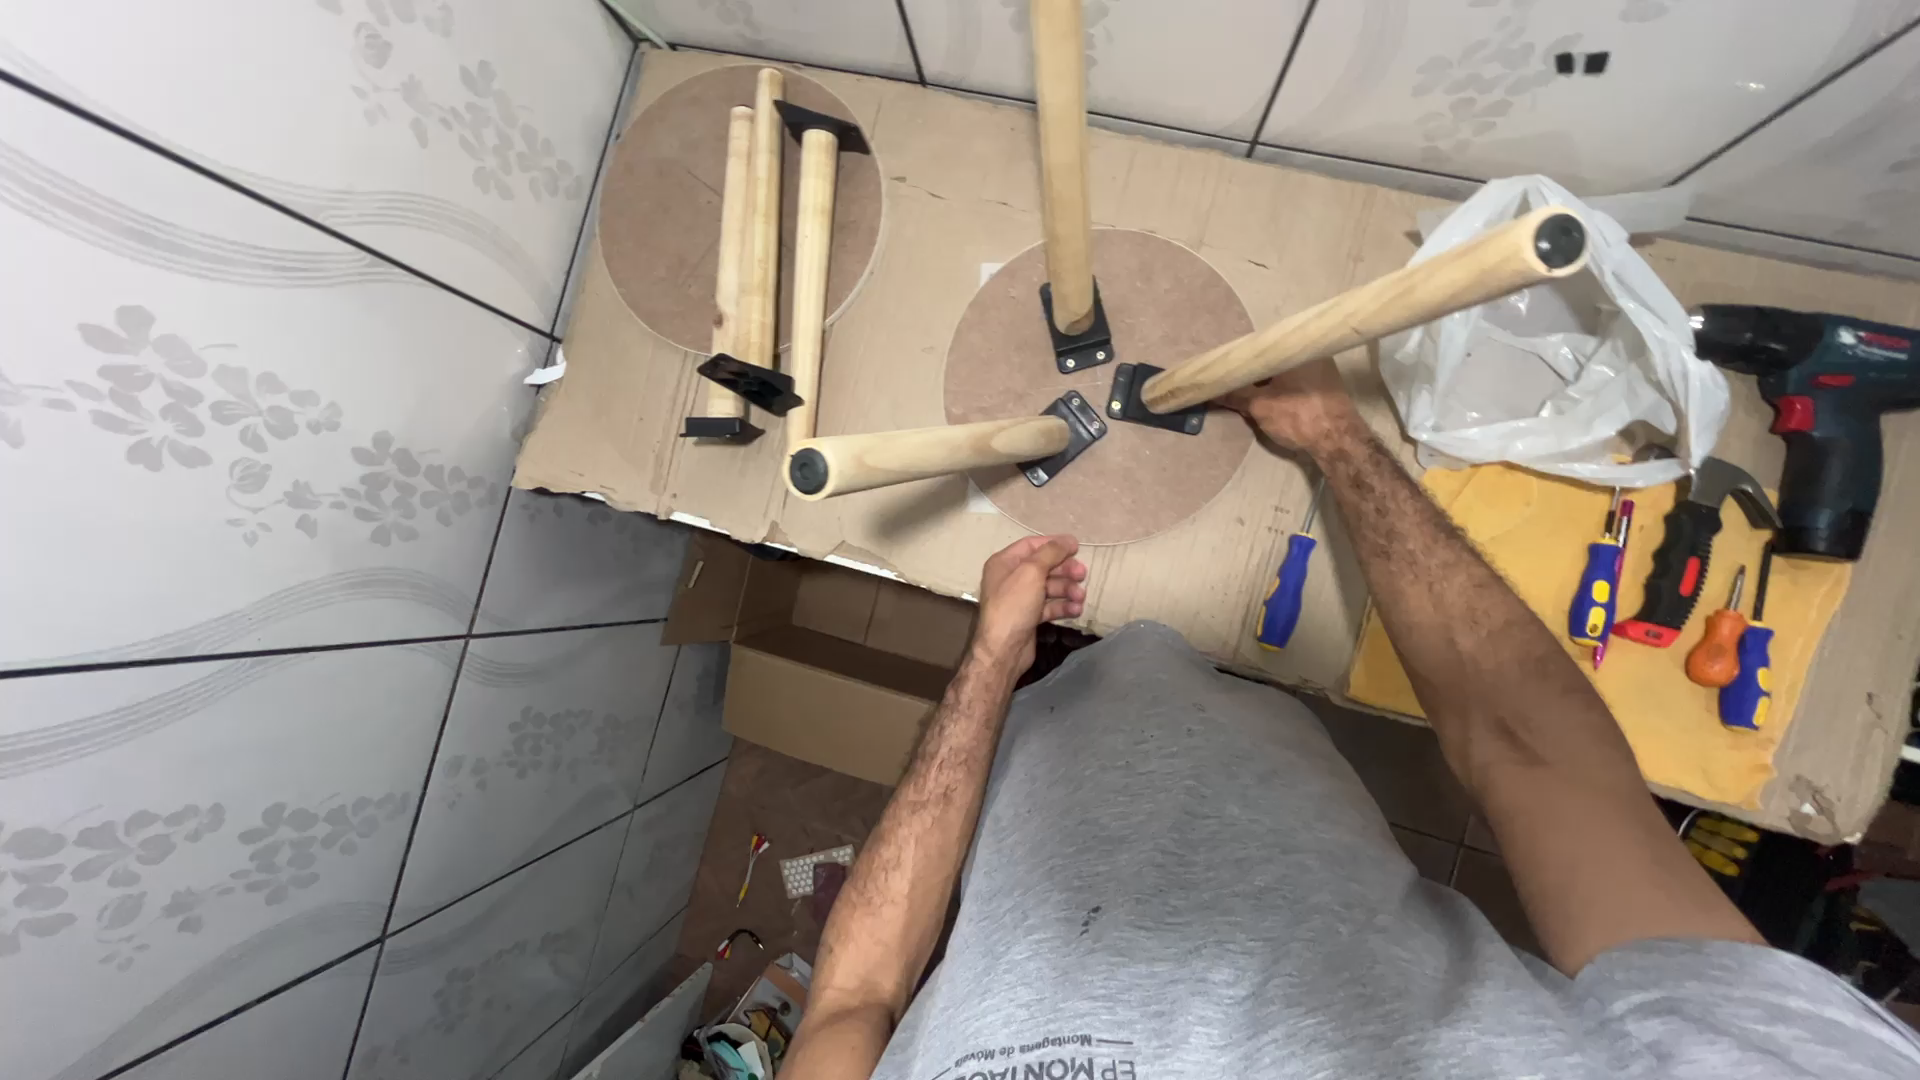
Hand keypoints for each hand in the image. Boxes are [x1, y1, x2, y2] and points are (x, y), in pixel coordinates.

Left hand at [972, 534, 1086, 672]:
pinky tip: (1076, 610)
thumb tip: (1068, 539)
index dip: (1054, 545)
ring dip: (1067, 590)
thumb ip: (1051, 553)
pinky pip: (1049, 606)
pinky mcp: (1029, 617)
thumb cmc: (1014, 605)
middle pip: (1043, 566)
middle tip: (1082, 575)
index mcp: (1004, 562)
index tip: (1076, 548)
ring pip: (1049, 587)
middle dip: (1064, 570)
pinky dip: (1063, 606)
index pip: (1031, 545)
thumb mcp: (1032, 572)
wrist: (1004, 650)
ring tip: (1080, 597)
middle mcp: (1010, 578)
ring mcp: (1020, 599)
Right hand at [1216, 357, 1360, 455]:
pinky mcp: (1328, 385)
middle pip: (1273, 360)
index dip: (1241, 358)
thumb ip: (1235, 395)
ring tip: (1250, 394)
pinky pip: (1297, 381)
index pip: (1260, 347)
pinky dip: (1283, 388)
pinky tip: (1273, 400)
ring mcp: (1323, 368)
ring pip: (1285, 371)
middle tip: (1235, 384)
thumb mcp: (1259, 406)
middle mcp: (1312, 352)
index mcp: (1296, 347)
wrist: (1337, 441)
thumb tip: (1212, 390)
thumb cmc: (1297, 417)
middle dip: (1254, 373)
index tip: (1226, 369)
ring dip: (1268, 382)